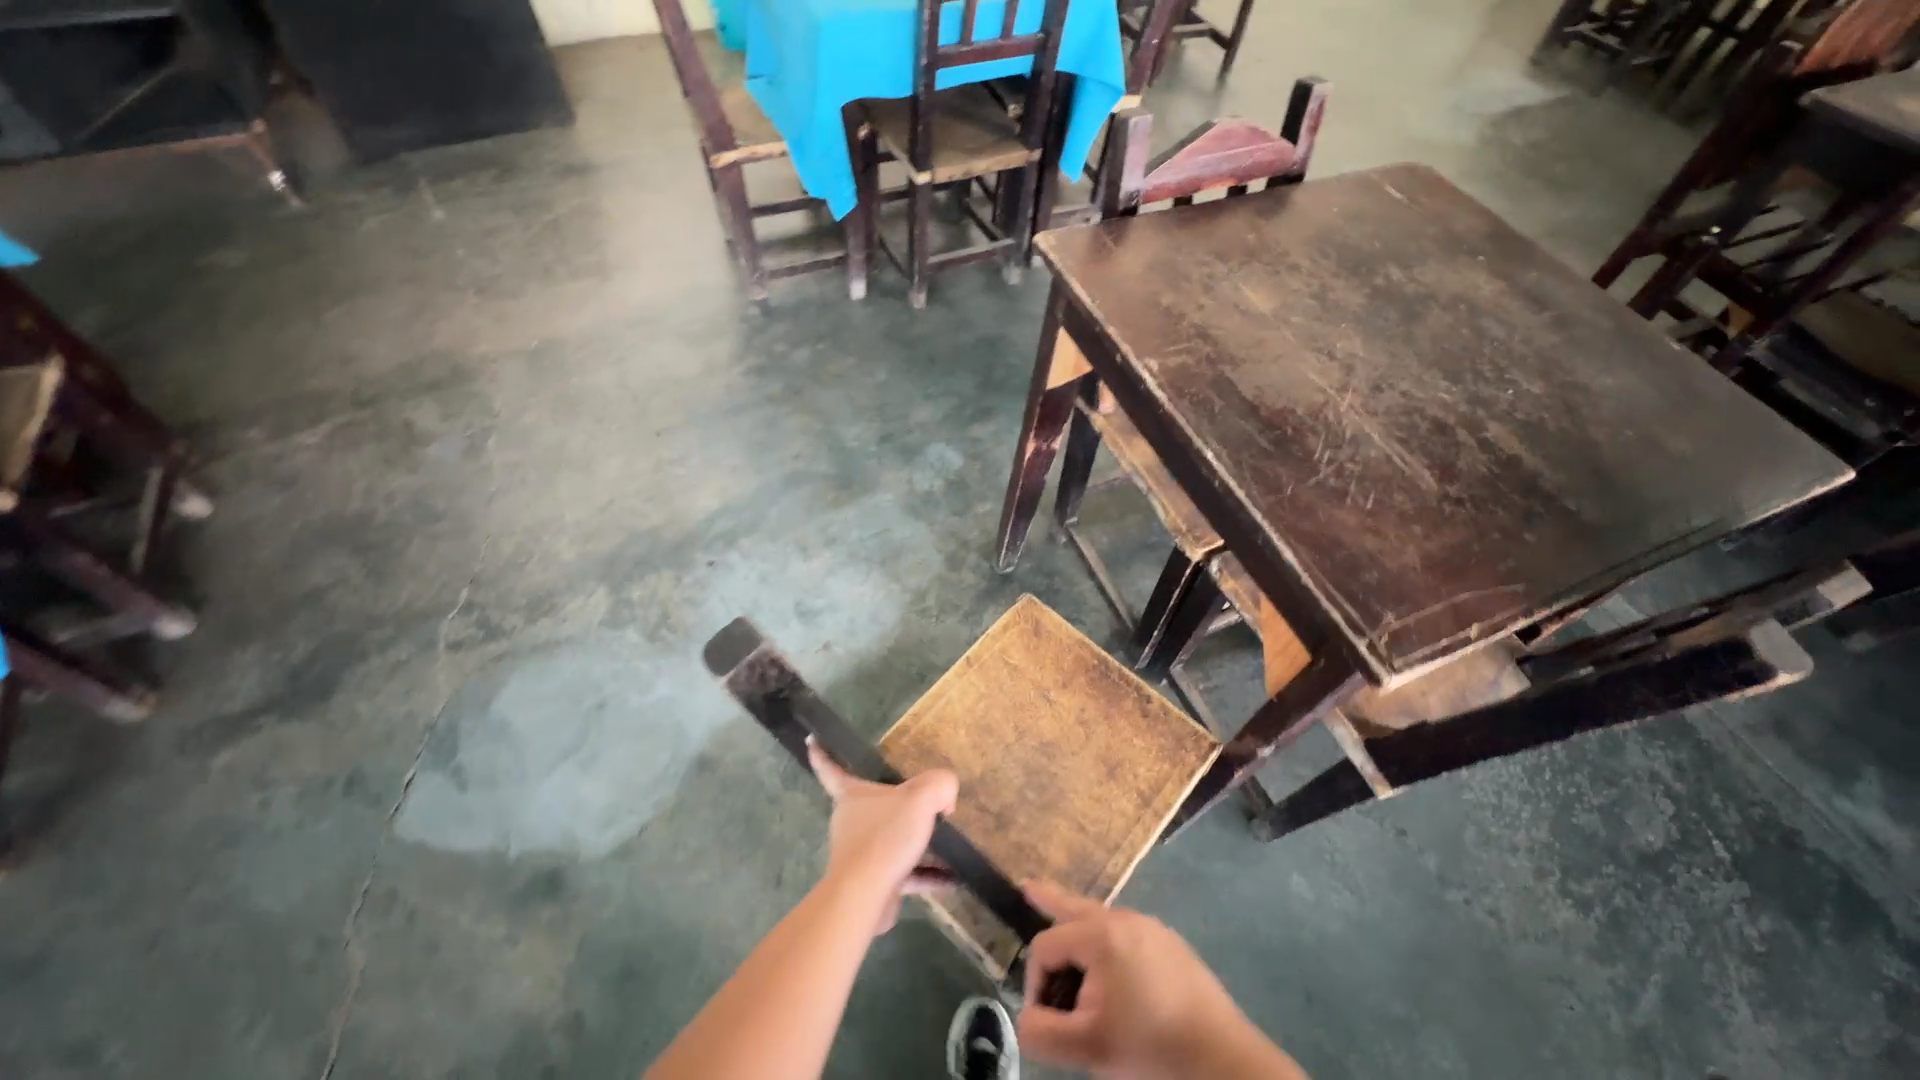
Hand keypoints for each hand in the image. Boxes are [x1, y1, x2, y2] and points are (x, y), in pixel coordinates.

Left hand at [808, 738, 957, 934]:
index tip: (812, 740)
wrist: (866, 894)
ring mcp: (860, 853)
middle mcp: (851, 821)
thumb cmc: (885, 836)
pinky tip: (953, 879)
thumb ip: (940, 784)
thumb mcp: (921, 798)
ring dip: (916, 842)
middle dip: (892, 803)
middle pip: (870, 805)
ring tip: (947, 841)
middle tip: (920, 800)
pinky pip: (904, 872)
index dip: (821, 752)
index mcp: (852, 795)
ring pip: (890, 840)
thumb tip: (945, 799)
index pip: (830, 768)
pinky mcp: (873, 881)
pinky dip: (927, 874)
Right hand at [1019, 882, 1292, 1079]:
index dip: (1035, 982)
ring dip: (1079, 930)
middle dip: (1048, 899)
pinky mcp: (1173, 948)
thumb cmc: (1150, 1045)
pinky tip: (1107, 965)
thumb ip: (1040, 1032)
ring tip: (1065, 931)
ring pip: (1103, 922)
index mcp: (1101, 935)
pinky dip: (1107, 944)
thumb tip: (1025, 1019)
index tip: (1046, 1020)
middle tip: (1027, 885)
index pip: (1045, 946)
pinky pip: (1127, 936)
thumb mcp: (1086, 1047)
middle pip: (1074, 906)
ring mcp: (1153, 930)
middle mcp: (1125, 920)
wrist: (1222, 1060)